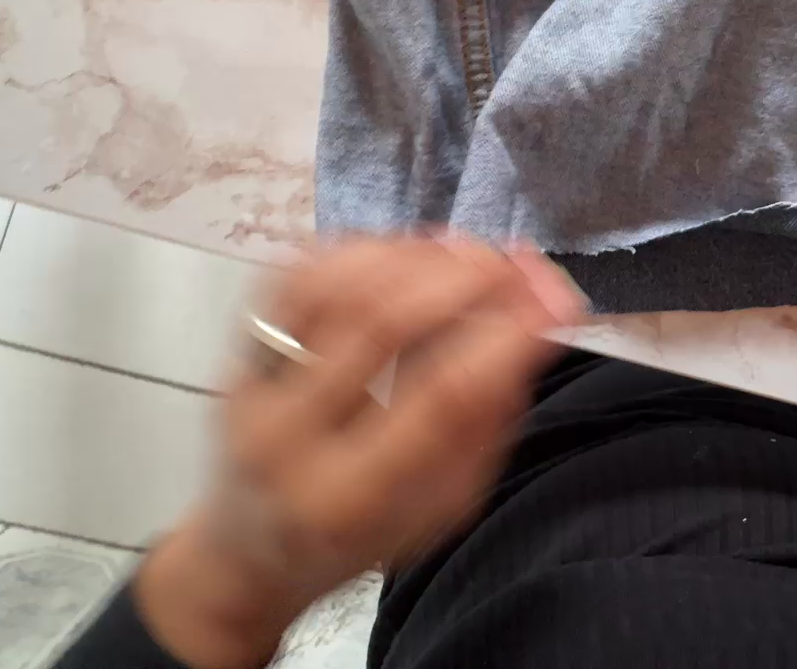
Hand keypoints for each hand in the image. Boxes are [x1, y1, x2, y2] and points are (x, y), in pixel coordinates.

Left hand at [136, 234, 584, 668]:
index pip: (441, 397)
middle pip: (383, 322)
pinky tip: (414, 253)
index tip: (558, 301)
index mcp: (350, 496)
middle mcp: (288, 434)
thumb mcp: (447, 504)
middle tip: (518, 262)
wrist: (247, 548)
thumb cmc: (367, 529)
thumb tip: (535, 321)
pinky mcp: (238, 342)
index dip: (508, 336)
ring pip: (341, 283)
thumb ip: (490, 419)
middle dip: (467, 277)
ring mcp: (253, 381)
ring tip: (471, 254)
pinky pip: (304, 269)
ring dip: (422, 255)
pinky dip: (371, 247)